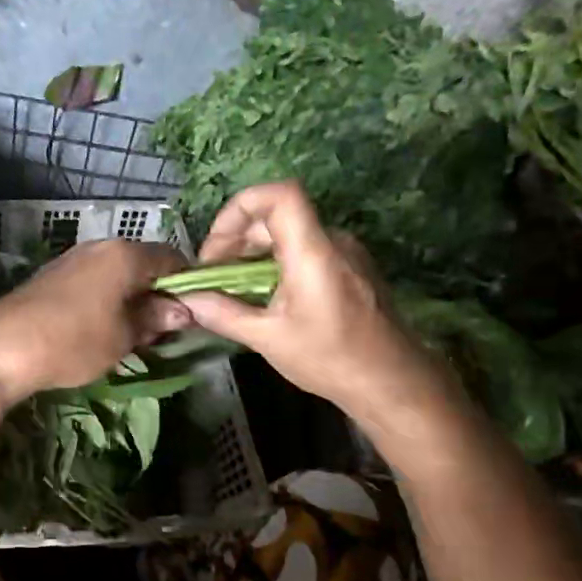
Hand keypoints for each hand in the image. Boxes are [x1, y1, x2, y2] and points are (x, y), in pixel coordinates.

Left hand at [0, 239, 194, 407]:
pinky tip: (97, 333)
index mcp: (123, 254)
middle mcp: (96, 248)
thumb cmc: (72, 341)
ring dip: (127, 302)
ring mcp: (68, 261)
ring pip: (113, 277)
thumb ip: (155, 318)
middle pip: (140, 265)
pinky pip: (88, 286)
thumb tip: (180, 309)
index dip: (188, 285)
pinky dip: (101, 304)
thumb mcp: (123, 337)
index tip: (193, 316)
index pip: (172, 257)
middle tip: (161, 334)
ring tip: (129, 339)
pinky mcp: (47, 279)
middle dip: (156, 295)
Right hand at [178, 181, 450, 424]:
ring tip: (228, 287)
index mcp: (313, 253)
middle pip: (274, 215)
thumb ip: (221, 313)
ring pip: (285, 232)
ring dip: (248, 252)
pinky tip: (257, 294)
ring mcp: (343, 253)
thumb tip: (185, 299)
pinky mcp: (347, 267)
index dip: (239, 208)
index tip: (215, 248)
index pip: (279, 195)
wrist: (396, 385)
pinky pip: (300, 248)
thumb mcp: (266, 339)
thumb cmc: (332, 359)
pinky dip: (269, 262)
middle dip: (233, 238)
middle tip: (211, 275)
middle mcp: (332, 242)